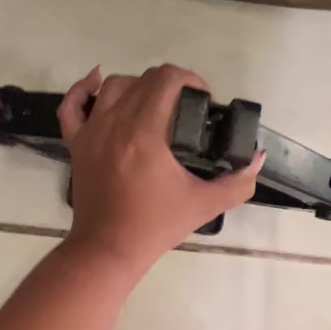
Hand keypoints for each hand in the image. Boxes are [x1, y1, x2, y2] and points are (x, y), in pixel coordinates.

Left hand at [56, 64, 264, 274]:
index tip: (203, 99)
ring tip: (154, 103)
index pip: (167, 80)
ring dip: (138, 85)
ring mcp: (91, 131)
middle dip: (171, 84)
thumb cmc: (155, 226)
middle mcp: (115, 123)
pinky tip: (98, 82)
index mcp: (145, 133)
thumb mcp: (204, 205)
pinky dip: (84, 88)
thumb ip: (238, 182)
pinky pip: (72, 105)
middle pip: (144, 80)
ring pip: (113, 86)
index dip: (190, 79)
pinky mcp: (76, 143)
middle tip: (186, 108)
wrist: (108, 250)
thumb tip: (258, 159)